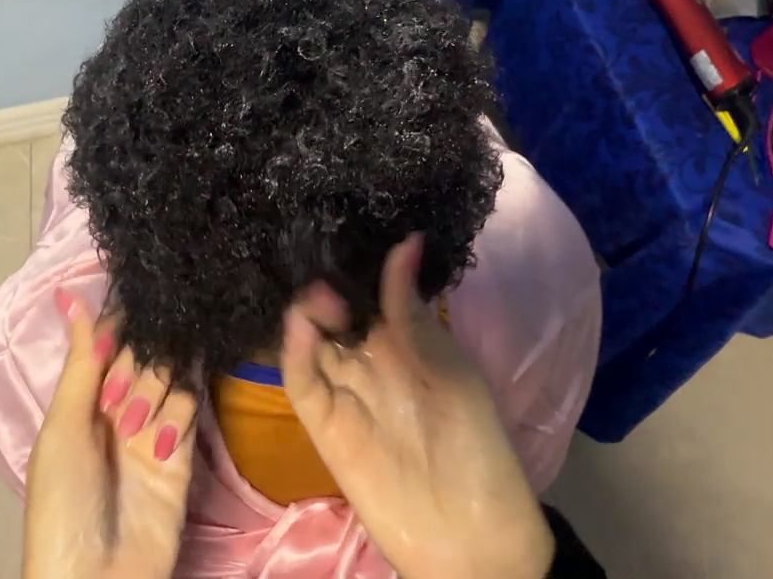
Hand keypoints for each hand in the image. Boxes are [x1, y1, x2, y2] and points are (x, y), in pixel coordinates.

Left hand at [22, 293, 198, 578]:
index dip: (120, 327)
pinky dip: (178, 416)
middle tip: (119, 405)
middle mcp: (119, 405)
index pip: (109, 342)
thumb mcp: (63, 428)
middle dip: (136, 368)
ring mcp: (153, 426)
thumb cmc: (63, 501)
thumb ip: (81, 362)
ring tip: (136, 432)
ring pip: (170, 376)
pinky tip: (159, 445)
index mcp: (82, 398)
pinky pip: (190, 408)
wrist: (96, 578)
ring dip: (154, 394)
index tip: (137, 305)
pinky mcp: (183, 450)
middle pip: (144, 354)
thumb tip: (69, 296)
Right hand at [281, 235, 553, 578]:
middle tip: (321, 264)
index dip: (358, 266)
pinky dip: (296, 354)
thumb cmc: (477, 447)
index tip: (342, 230)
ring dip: (309, 314)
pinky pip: (304, 384)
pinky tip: (300, 326)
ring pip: (316, 343)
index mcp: (408, 342)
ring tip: (314, 294)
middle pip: (339, 314)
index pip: (374, 292)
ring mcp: (346, 393)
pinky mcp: (325, 426)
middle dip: (329, 288)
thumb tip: (408, 242)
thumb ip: (414, 316)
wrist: (474, 541)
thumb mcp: (451, 373)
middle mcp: (372, 361)